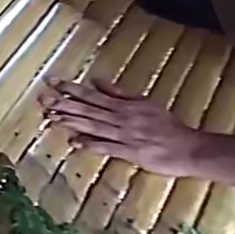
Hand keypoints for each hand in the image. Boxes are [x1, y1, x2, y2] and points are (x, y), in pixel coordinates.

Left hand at [39, 78, 208, 177]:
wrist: (192, 149)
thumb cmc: (168, 126)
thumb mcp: (145, 103)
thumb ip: (119, 93)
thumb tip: (97, 81)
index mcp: (124, 106)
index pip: (92, 95)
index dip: (71, 88)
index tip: (52, 82)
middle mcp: (121, 119)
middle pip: (87, 109)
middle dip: (64, 103)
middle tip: (43, 99)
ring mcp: (124, 136)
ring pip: (93, 126)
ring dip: (71, 121)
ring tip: (51, 117)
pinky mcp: (130, 152)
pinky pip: (106, 147)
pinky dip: (90, 144)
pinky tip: (74, 142)